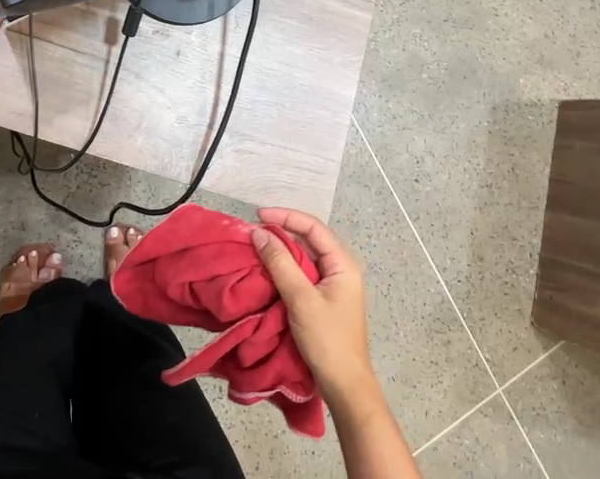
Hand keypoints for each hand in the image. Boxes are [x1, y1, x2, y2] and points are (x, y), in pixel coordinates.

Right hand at [251, 207, 376, 408]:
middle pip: (310, 238)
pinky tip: (268, 268)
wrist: (344, 385)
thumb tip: (259, 233)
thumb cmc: (327, 340)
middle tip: (254, 229)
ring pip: (305, 255)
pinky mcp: (324, 298)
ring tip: (257, 245)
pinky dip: (285, 266)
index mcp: (343, 264)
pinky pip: (303, 272)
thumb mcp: (301, 299)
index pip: (313, 227)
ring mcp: (333, 284)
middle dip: (282, 230)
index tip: (258, 215)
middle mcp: (341, 268)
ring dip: (282, 248)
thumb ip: (280, 263)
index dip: (286, 216)